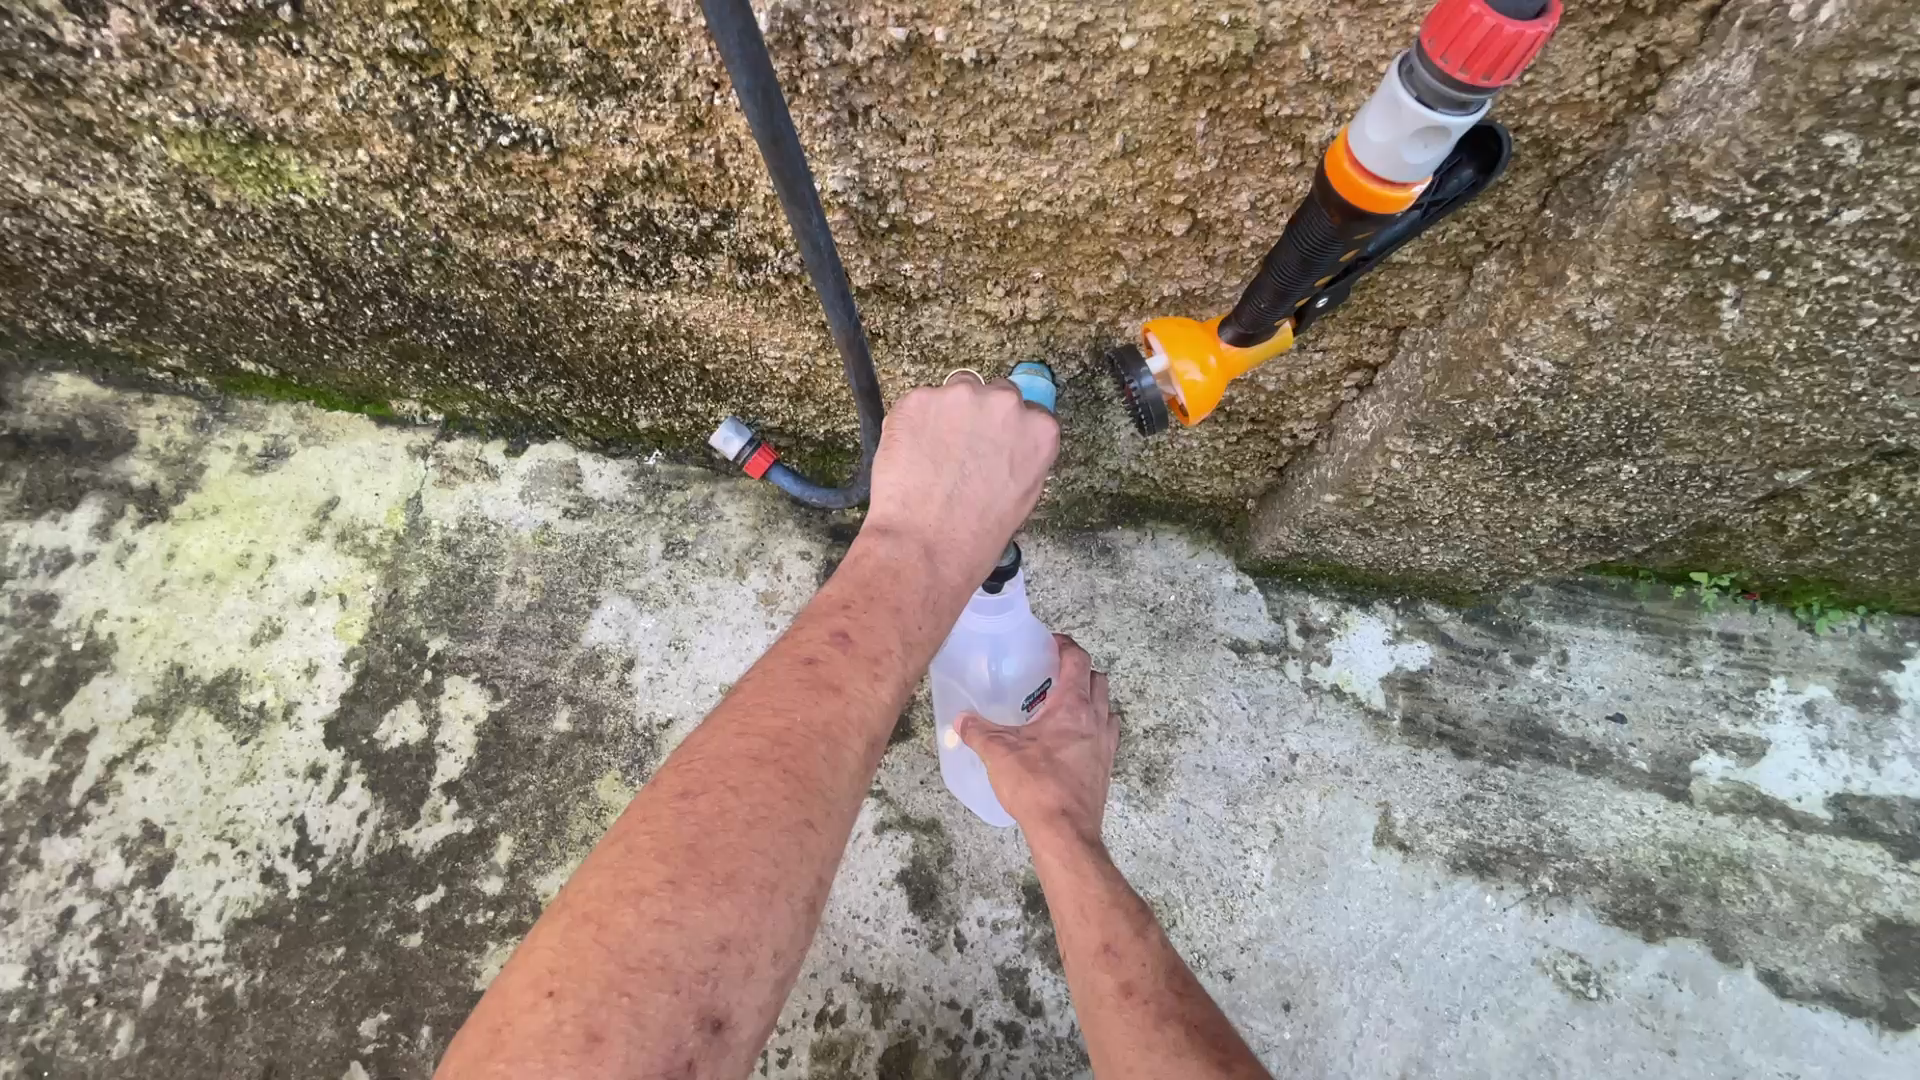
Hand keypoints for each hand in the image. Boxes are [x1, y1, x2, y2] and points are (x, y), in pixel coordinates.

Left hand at [862, 378, 1058, 587]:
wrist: (924, 546)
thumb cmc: (973, 537)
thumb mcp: (1022, 498)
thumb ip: (1020, 459)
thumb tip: (1005, 447)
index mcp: (1039, 431)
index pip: (1029, 411)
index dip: (1007, 430)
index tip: (994, 445)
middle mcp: (1005, 405)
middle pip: (994, 394)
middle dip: (979, 417)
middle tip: (961, 452)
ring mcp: (961, 397)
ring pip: (955, 392)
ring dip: (947, 415)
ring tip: (933, 457)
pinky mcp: (920, 400)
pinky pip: (919, 404)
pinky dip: (914, 424)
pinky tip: (911, 457)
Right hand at [957, 635, 1114, 850]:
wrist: (1064, 832)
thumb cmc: (1036, 786)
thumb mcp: (999, 753)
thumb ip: (978, 731)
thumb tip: (961, 720)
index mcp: (1073, 706)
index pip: (1078, 660)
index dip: (1066, 646)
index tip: (1051, 644)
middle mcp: (1096, 720)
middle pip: (1098, 679)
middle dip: (1080, 670)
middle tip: (1055, 674)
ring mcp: (1106, 744)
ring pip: (1107, 706)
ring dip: (1091, 698)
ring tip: (1064, 705)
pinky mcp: (1106, 767)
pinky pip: (1108, 734)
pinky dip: (1095, 726)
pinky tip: (1072, 739)